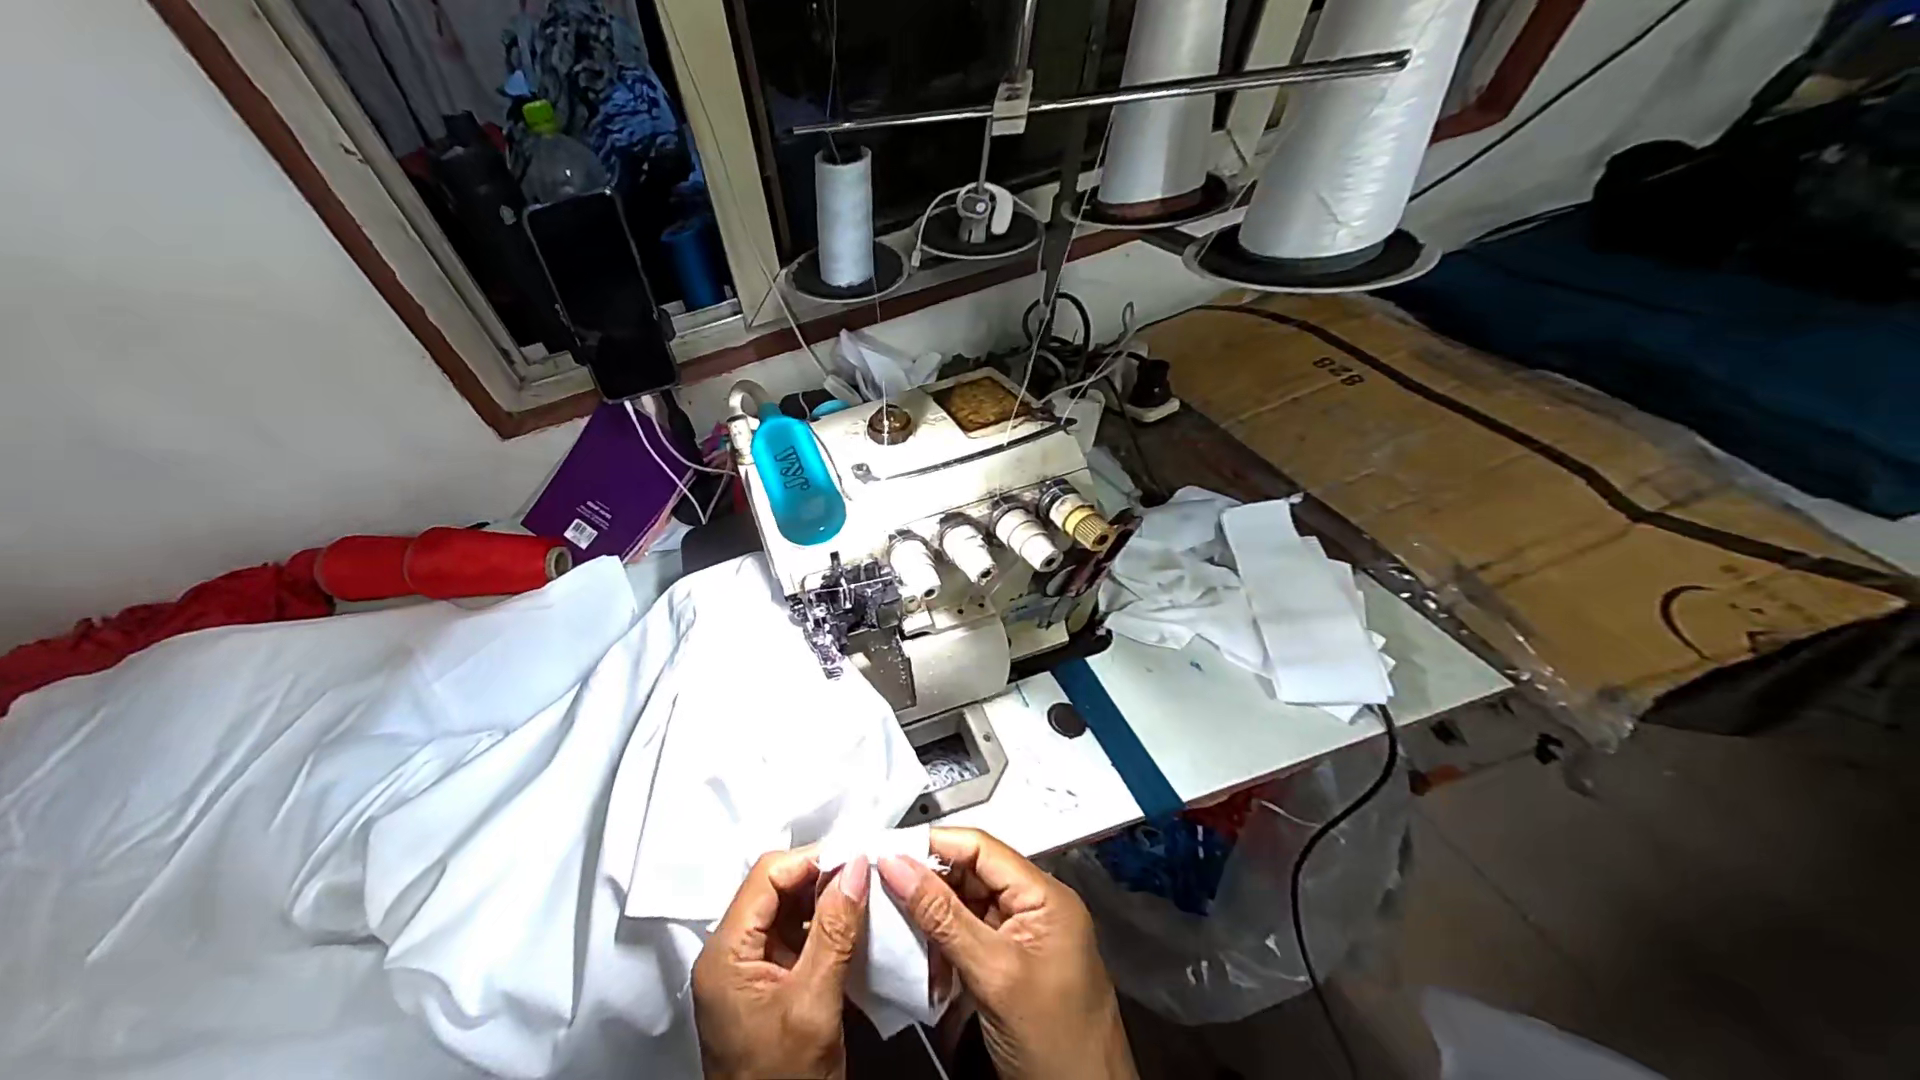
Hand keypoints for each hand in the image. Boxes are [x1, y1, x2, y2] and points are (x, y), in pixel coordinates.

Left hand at [692, 849, 868, 1078]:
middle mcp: (730, 954)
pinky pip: (797, 931)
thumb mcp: (813, 1005)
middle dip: (822, 876)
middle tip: (864, 873)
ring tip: (863, 894)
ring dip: (826, 897)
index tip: (853, 856)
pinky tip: (852, 923)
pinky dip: (825, 923)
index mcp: (725, 955)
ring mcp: (749, 968)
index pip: (767, 876)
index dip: (812, 860)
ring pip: (789, 906)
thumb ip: (834, 932)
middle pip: (776, 887)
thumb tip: (854, 870)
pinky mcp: (770, 980)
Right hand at [878, 828, 1136, 1079]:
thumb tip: (899, 868)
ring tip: (899, 927)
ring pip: (965, 907)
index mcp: (1045, 895)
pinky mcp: (1009, 965)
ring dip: (932, 918)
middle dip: (928, 884)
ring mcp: (1022, 937)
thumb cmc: (1060, 1046)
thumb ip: (943, 916)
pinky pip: (968, 937)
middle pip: (971, 874)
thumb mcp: (993, 973)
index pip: (982, 848)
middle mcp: (1035, 907)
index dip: (934, 845)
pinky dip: (942, 946)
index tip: (889, 852)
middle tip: (884, 889)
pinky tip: (923, 960)